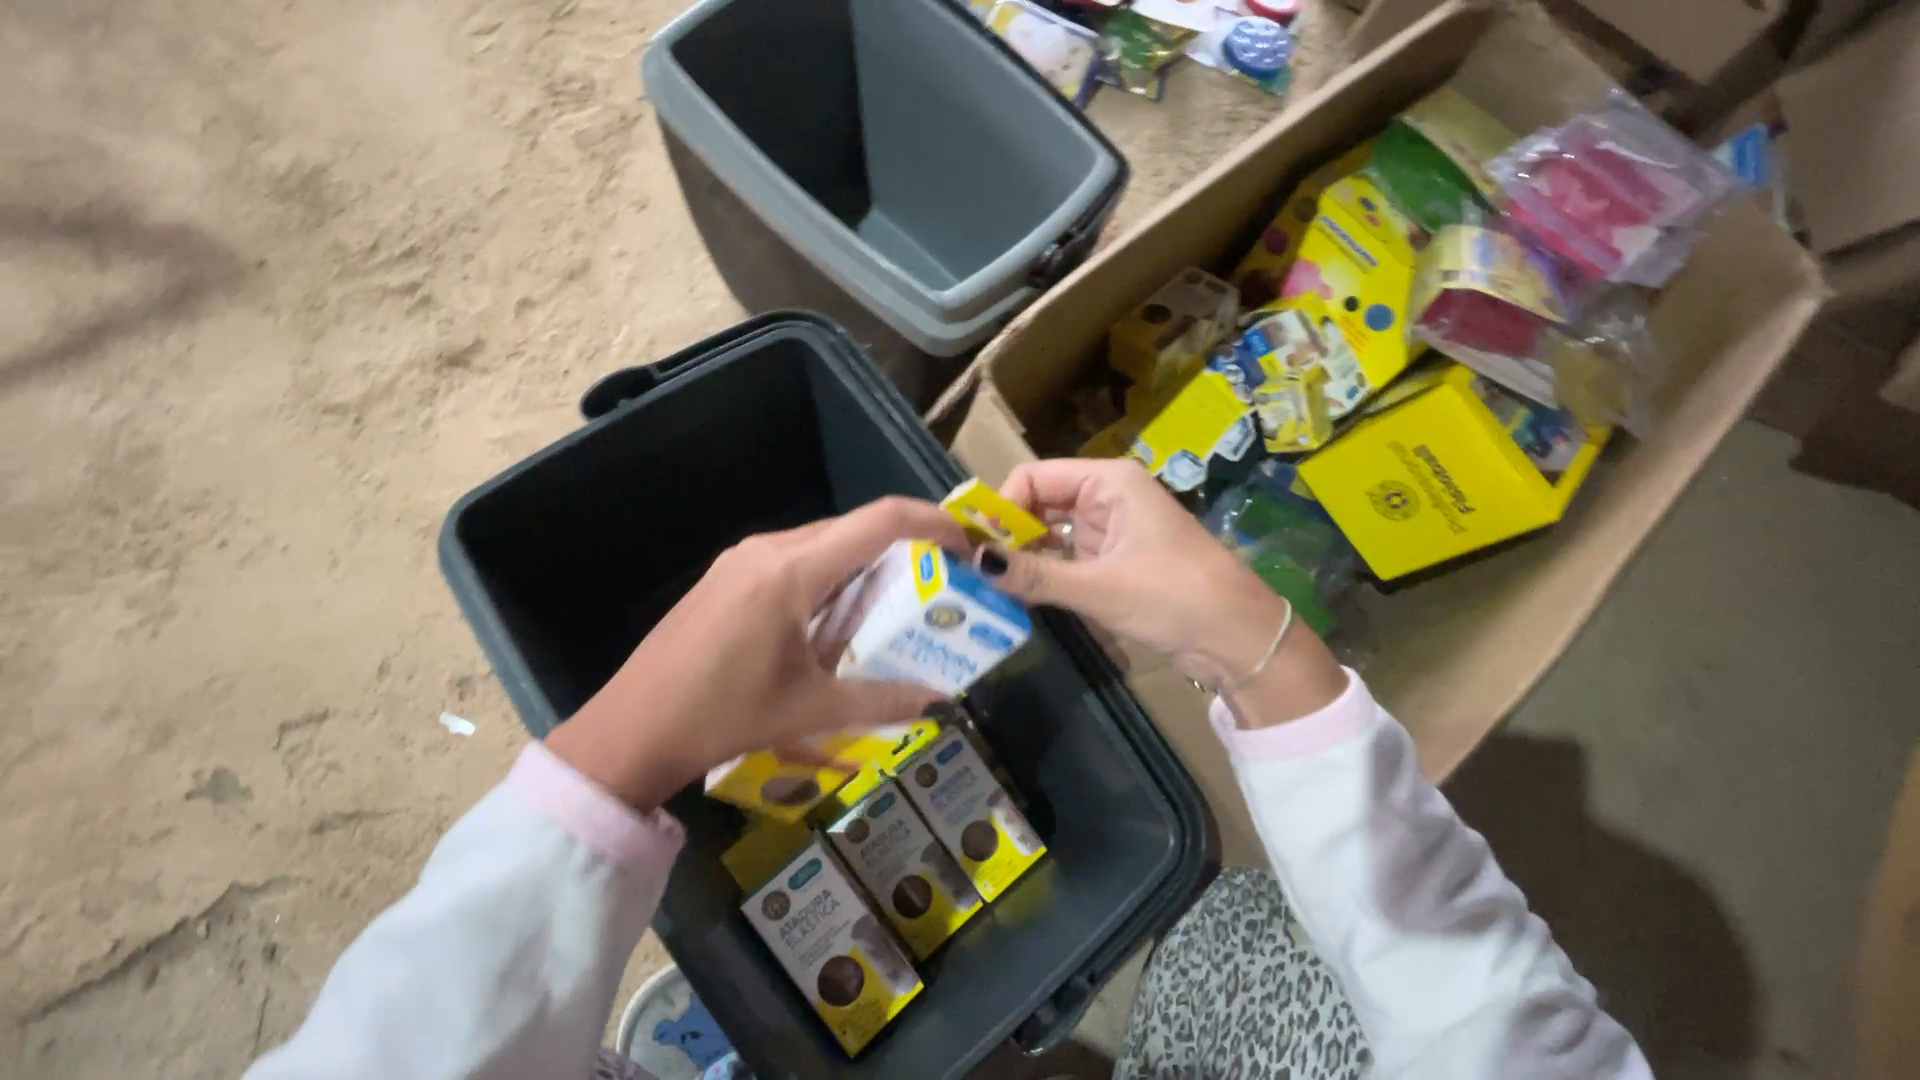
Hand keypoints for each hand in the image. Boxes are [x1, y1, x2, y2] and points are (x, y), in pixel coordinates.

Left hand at [546, 498, 970, 809]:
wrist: (631, 730)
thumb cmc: (724, 716)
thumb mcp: (812, 710)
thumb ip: (884, 699)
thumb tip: (943, 701)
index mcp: (793, 571)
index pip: (881, 520)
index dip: (934, 523)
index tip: (967, 548)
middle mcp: (769, 549)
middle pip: (854, 528)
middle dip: (904, 550)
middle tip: (939, 586)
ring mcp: (742, 558)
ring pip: (824, 543)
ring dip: (864, 566)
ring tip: (894, 608)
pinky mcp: (727, 575)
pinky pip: (795, 559)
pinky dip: (830, 577)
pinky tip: (835, 620)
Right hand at [984, 459, 1344, 723]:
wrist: (1240, 639)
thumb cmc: (1175, 597)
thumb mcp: (1099, 587)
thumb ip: (1035, 575)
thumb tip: (975, 564)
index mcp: (1108, 483)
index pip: (1034, 477)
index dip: (1001, 506)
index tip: (976, 546)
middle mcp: (1106, 498)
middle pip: (1038, 504)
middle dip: (1007, 534)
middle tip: (972, 570)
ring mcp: (1110, 531)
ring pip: (1049, 535)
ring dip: (1023, 558)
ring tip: (987, 586)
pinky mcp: (1113, 562)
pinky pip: (1065, 559)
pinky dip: (1044, 574)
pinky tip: (1019, 595)